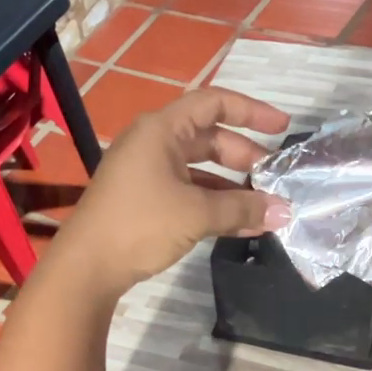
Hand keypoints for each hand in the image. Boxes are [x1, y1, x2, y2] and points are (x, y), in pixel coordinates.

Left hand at [50, 88, 292, 295]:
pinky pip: (187, 193)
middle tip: (272, 178)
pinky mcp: (144, 201)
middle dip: (244, 156)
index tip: (282, 128)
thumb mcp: (196, 214)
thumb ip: (242, 209)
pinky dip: (213, 205)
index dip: (251, 111)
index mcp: (162, 129)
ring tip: (262, 206)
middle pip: (209, 138)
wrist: (87, 266)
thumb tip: (284, 212)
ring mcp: (146, 173)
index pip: (214, 103)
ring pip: (199, 169)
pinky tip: (239, 226)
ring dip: (231, 186)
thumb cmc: (140, 225)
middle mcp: (153, 143)